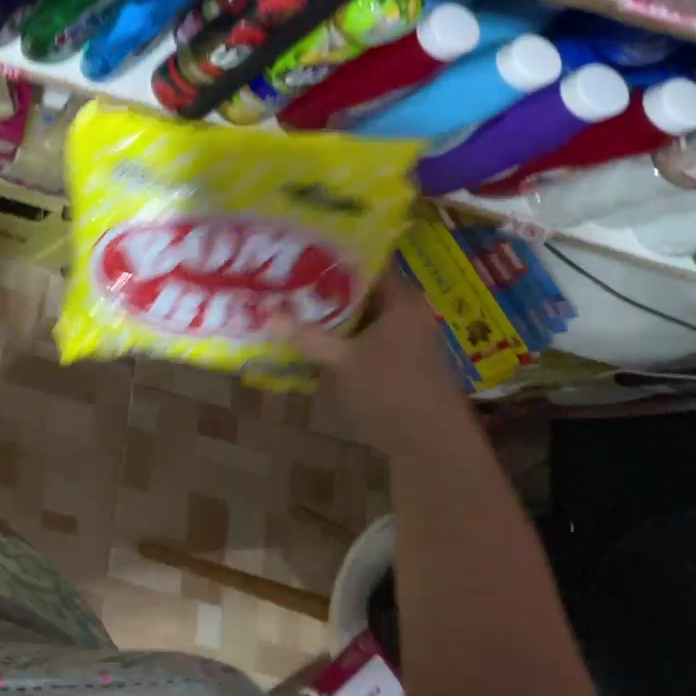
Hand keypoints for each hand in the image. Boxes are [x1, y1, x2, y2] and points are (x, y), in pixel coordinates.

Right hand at [282, 271, 476, 459]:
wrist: (430, 445)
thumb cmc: (392, 391)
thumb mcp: (342, 361)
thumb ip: (305, 335)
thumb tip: (265, 312)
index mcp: (401, 303)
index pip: (366, 264)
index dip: (331, 255)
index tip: (294, 250)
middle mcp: (401, 315)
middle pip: (356, 289)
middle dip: (318, 285)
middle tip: (277, 276)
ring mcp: (396, 340)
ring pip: (353, 315)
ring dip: (321, 312)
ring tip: (280, 302)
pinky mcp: (387, 362)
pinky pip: (354, 337)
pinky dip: (330, 334)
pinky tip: (298, 335)